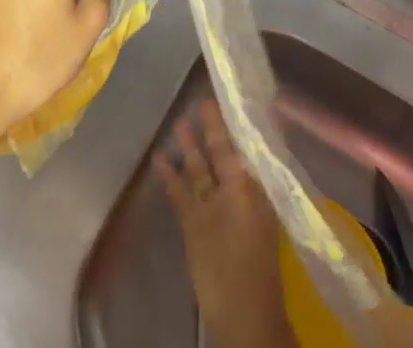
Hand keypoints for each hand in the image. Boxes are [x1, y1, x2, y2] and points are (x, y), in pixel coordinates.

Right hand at [157, 100, 294, 347]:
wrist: (238, 315)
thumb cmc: (235, 264)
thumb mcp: (230, 212)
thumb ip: (222, 177)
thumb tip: (231, 141)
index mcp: (252, 189)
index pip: (244, 145)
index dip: (235, 122)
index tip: (229, 96)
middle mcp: (238, 195)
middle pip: (224, 155)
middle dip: (213, 129)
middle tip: (203, 100)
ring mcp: (219, 212)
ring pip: (205, 172)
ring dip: (192, 149)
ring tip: (178, 121)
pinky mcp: (202, 226)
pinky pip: (188, 194)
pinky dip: (176, 177)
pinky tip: (160, 159)